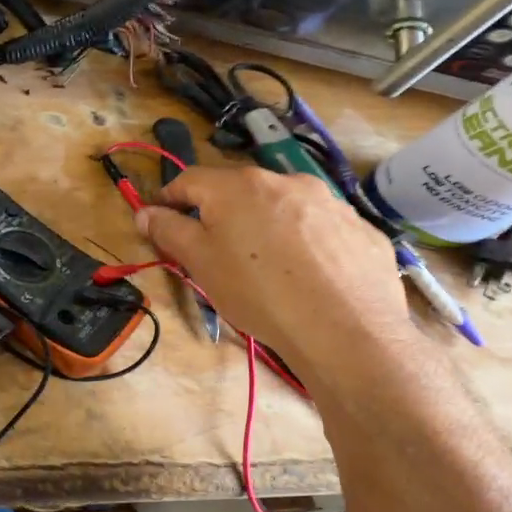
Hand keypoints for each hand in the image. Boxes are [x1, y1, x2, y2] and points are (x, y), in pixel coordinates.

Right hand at [134, 166, 416, 374]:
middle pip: (238, 190)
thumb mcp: (197, 260)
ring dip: (265, 224)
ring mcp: (331, 204)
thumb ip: (166, 228)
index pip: (189, 180)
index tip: (163, 225)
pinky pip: (320, 228)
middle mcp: (286, 181)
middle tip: (214, 249)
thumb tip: (146, 212)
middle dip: (220, 213)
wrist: (347, 332)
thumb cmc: (258, 290)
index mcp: (238, 185)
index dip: (169, 201)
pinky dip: (305, 242)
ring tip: (265, 264)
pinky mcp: (364, 231)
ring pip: (282, 207)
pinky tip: (305, 274)